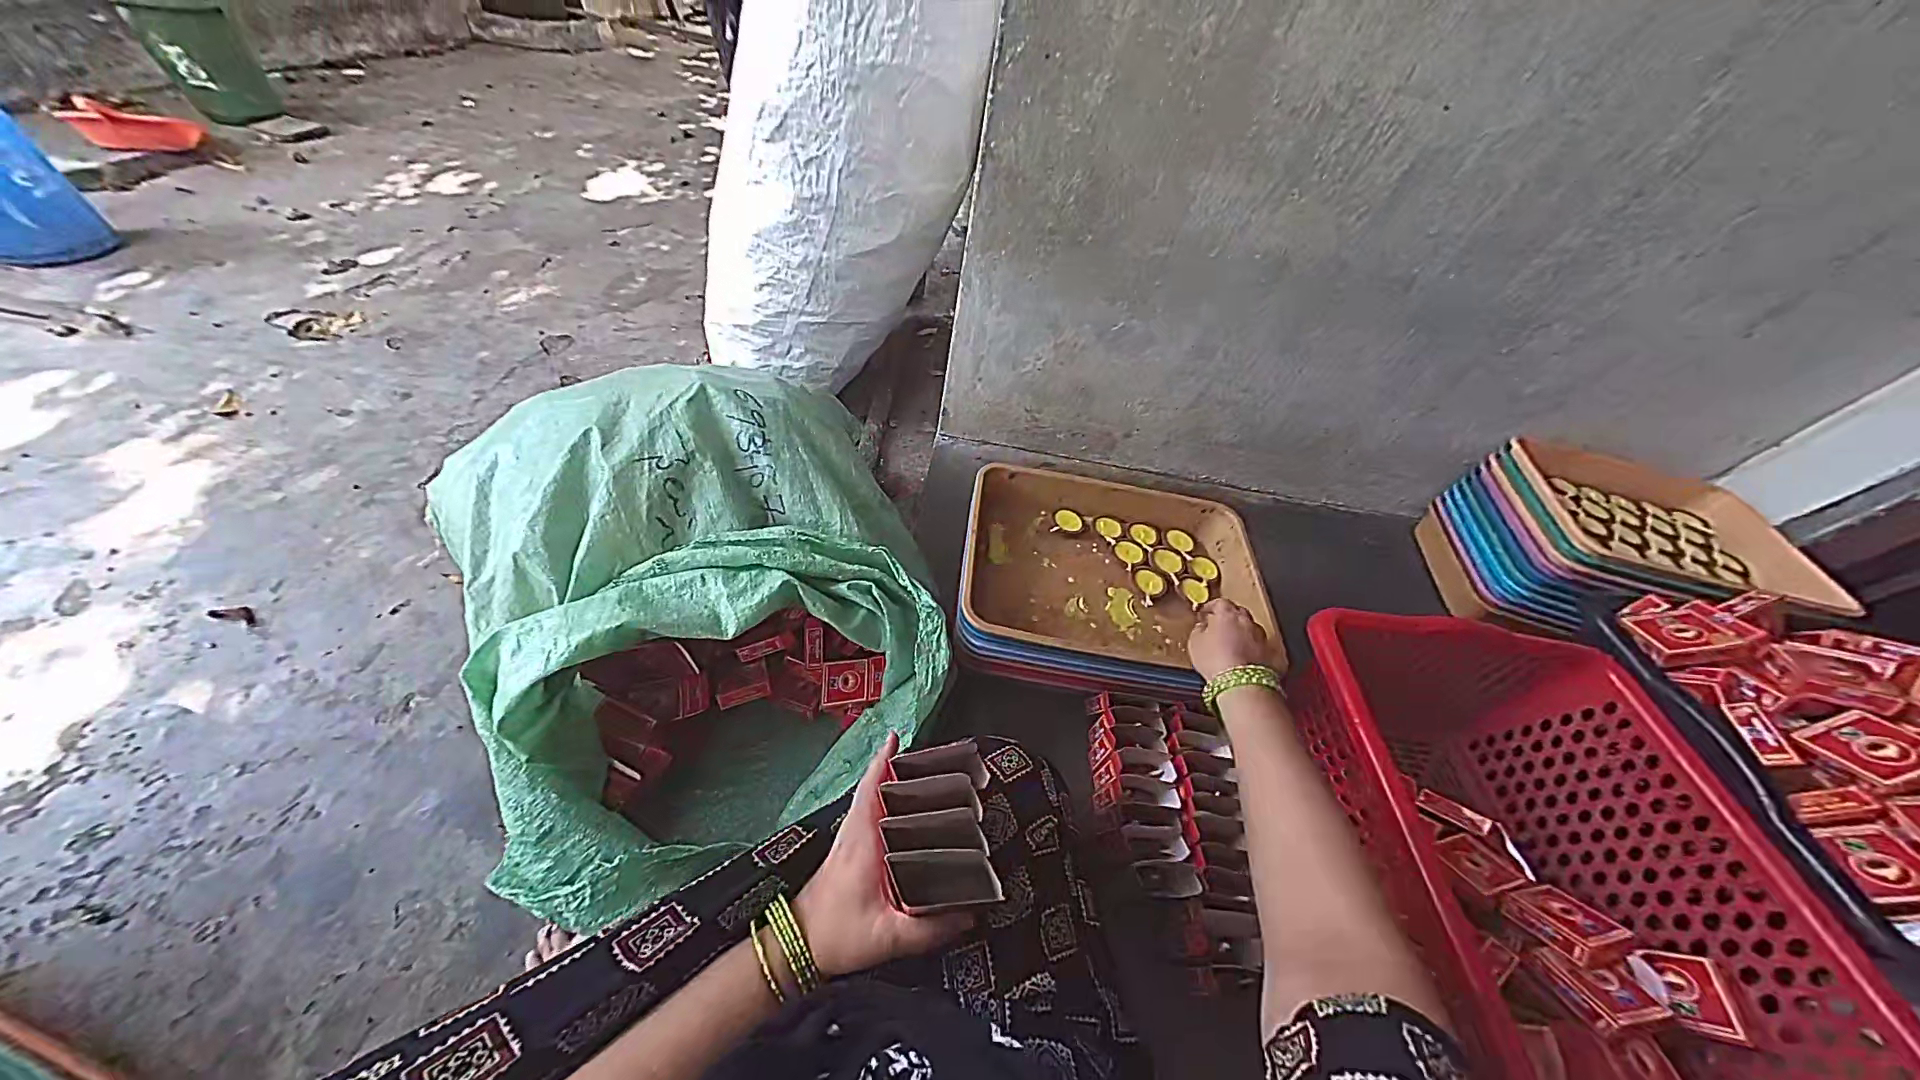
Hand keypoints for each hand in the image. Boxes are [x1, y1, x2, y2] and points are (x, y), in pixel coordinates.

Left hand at [793, 733, 972, 975]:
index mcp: (862, 841)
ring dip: (890, 779)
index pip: (872, 789)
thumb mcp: (886, 938)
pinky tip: (901, 806)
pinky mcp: (850, 849)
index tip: (896, 738)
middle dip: (897, 765)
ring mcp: (850, 839)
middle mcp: (854, 832)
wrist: (797, 946)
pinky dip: (883, 799)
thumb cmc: (834, 936)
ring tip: (921, 771)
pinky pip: (869, 812)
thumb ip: (928, 930)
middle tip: (927, 753)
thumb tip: (968, 915)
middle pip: (875, 785)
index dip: (884, 762)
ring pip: (871, 797)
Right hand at [1187, 599, 1273, 680]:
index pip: (1220, 602)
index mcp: (1228, 615)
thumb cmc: (1217, 662)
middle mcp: (1248, 622)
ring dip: (1242, 634)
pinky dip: (1253, 650)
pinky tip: (1244, 659)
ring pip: (1251, 630)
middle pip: (1239, 613)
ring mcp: (1262, 638)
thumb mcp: (1195, 642)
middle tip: (1218, 628)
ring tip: (1231, 647)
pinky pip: (1260, 647)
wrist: (1240, 684)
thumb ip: (1198, 629)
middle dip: (1229, 618)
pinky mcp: (1272, 655)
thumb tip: (1201, 627)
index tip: (1205, 613)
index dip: (1211, 607)